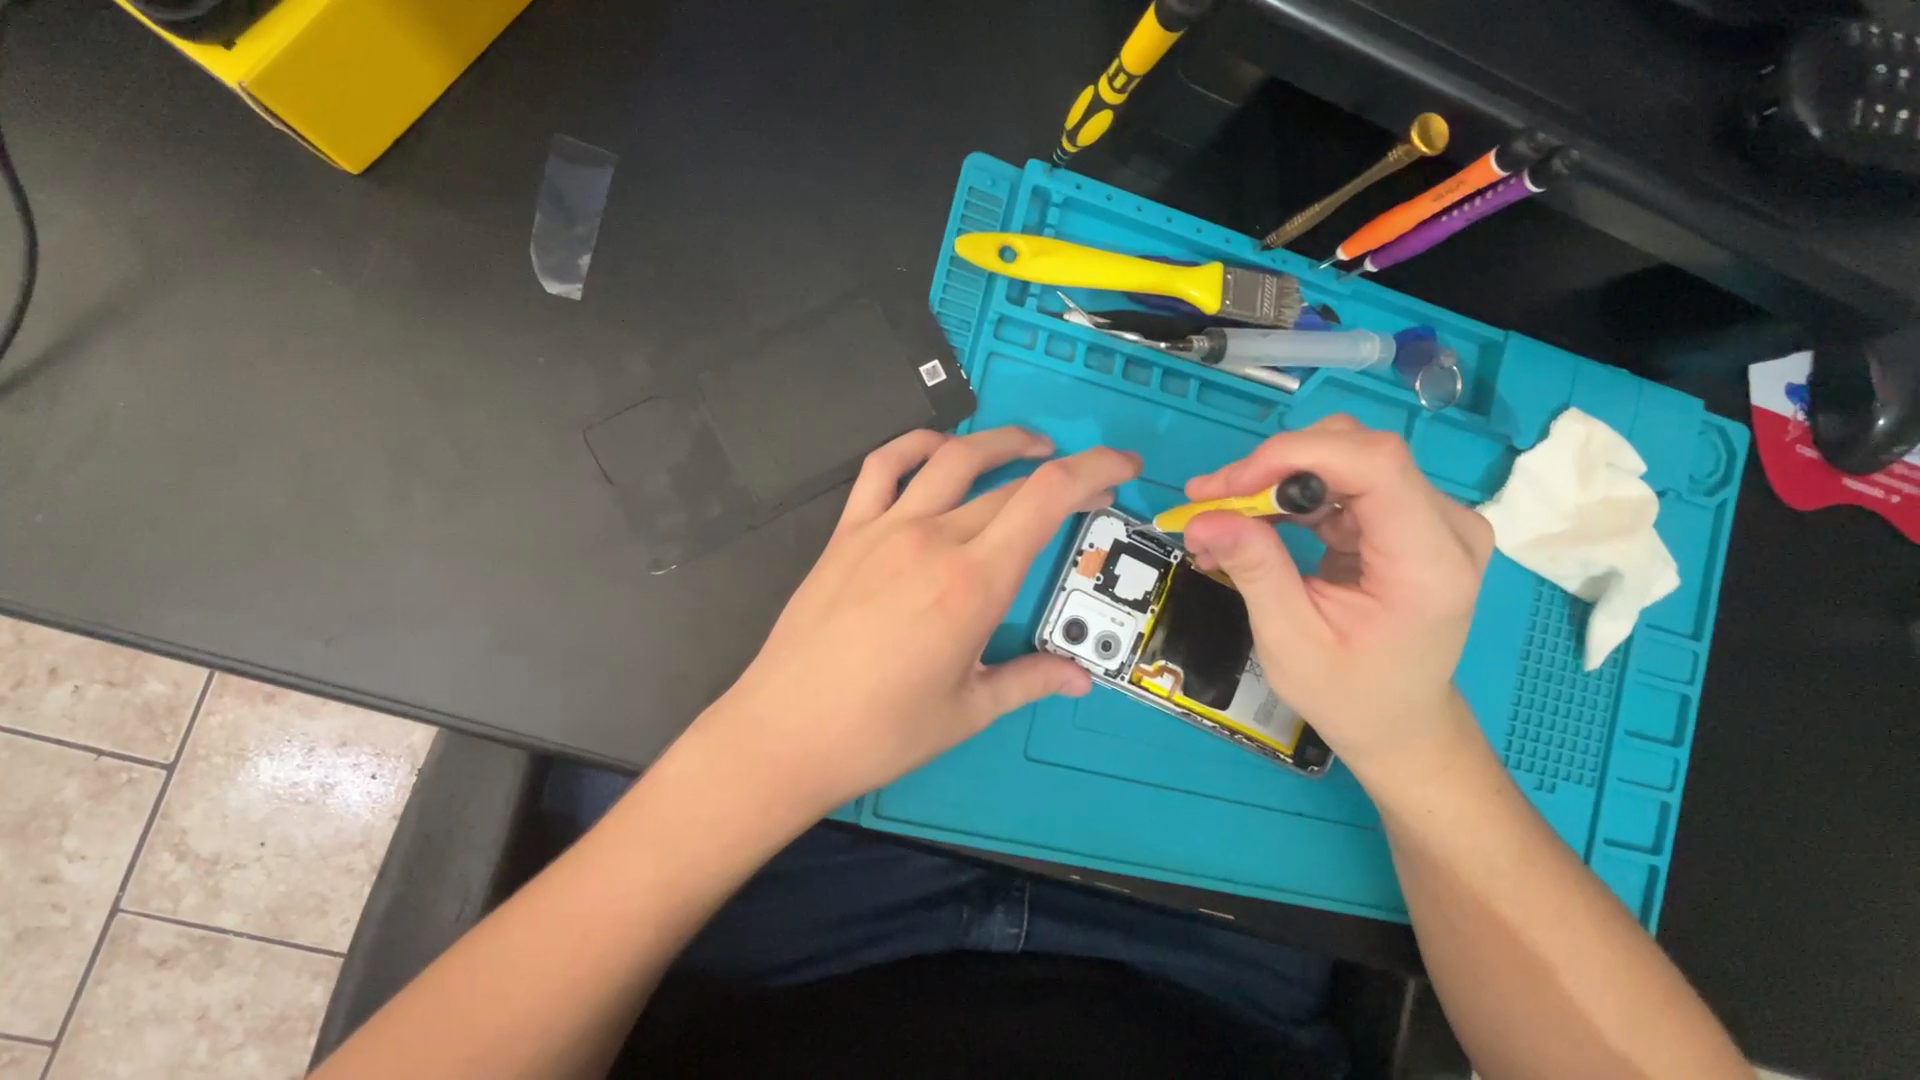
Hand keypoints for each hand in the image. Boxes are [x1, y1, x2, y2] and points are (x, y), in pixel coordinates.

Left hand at [692, 426, 1142, 816]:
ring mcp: (884, 529)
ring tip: (1031, 445)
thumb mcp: (969, 710)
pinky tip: (940, 449)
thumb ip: (1030, 680)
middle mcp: (934, 539)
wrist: (786, 733)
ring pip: (952, 459)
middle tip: (1087, 490)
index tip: (1122, 467)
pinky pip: (882, 467)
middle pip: (1011, 483)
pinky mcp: (846, 533)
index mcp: (975, 583)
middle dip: (1063, 475)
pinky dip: (915, 444)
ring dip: (1000, 442)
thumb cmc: (882, 732)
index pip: (1047, 498)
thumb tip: (1078, 677)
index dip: (1094, 470)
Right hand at [1181, 416, 1493, 785]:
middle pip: (1358, 451)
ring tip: (1220, 517)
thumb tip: (1201, 518)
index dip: (1296, 456)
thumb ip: (1255, 570)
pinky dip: (1289, 497)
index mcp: (1429, 561)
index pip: (1375, 464)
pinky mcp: (1407, 518)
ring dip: (1275, 480)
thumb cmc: (1348, 693)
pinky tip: (1250, 524)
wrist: (1399, 721)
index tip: (1228, 486)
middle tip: (1211, 499)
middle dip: (1275, 466)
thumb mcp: (1290, 641)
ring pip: (1345, 458)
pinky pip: (1342, 483)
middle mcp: (1445, 524)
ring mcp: (1431, 518)